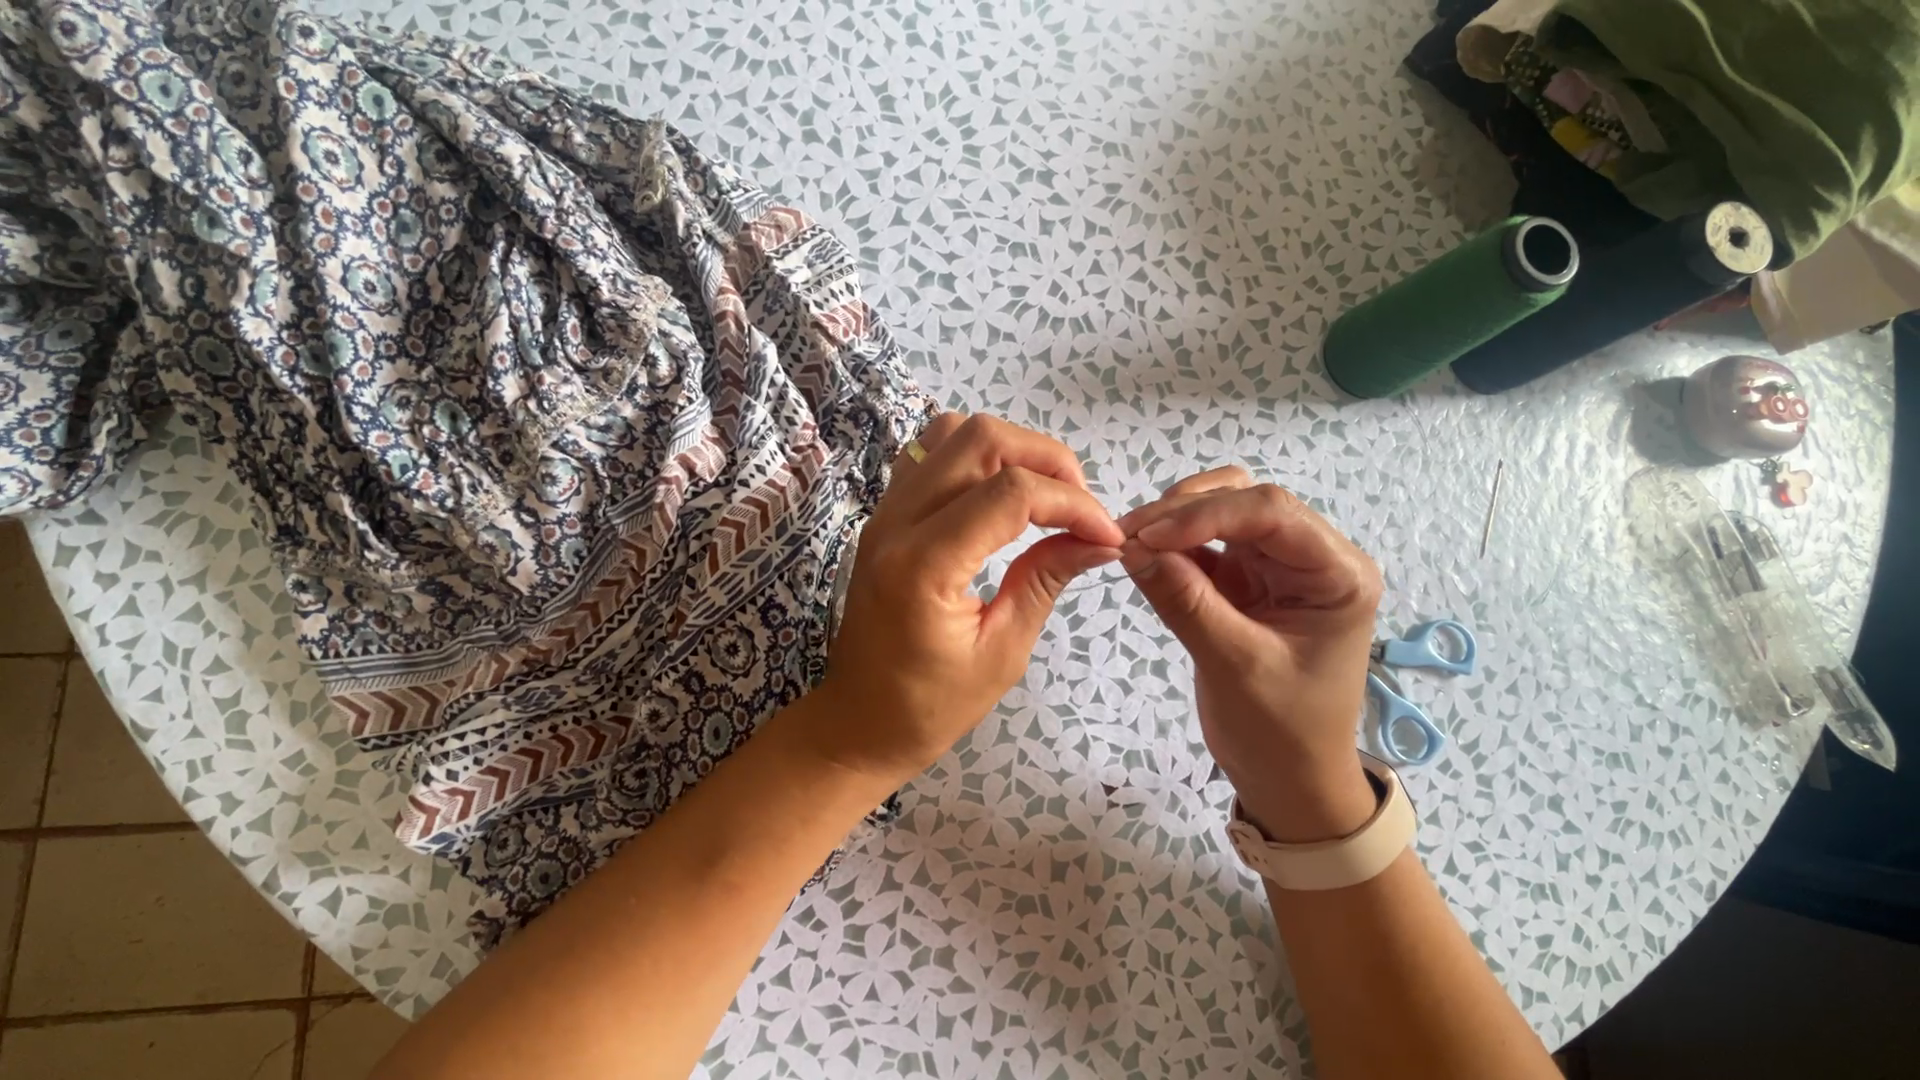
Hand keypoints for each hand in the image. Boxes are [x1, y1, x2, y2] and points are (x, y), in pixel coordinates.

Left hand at [810, 413, 1125, 784]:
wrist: (858, 721)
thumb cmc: (930, 705)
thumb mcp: (1001, 652)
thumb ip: (1045, 581)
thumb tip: (1100, 540)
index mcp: (924, 565)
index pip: (1011, 494)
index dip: (1072, 504)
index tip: (1105, 535)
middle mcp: (896, 523)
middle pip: (981, 439)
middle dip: (1046, 460)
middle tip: (1080, 506)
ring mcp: (884, 512)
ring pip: (952, 433)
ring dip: (1010, 450)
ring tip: (1043, 495)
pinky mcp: (884, 514)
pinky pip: (930, 454)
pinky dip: (976, 458)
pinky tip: (1000, 496)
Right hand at [1119, 467, 1382, 840]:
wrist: (1291, 779)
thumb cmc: (1281, 731)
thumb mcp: (1234, 665)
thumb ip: (1185, 601)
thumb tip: (1130, 547)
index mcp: (1338, 573)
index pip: (1271, 512)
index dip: (1205, 514)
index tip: (1146, 537)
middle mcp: (1313, 558)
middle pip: (1246, 503)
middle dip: (1184, 512)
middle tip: (1125, 536)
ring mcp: (1278, 568)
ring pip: (1224, 515)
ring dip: (1176, 522)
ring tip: (1131, 542)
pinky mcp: (1248, 583)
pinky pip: (1208, 547)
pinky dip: (1174, 546)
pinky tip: (1142, 556)